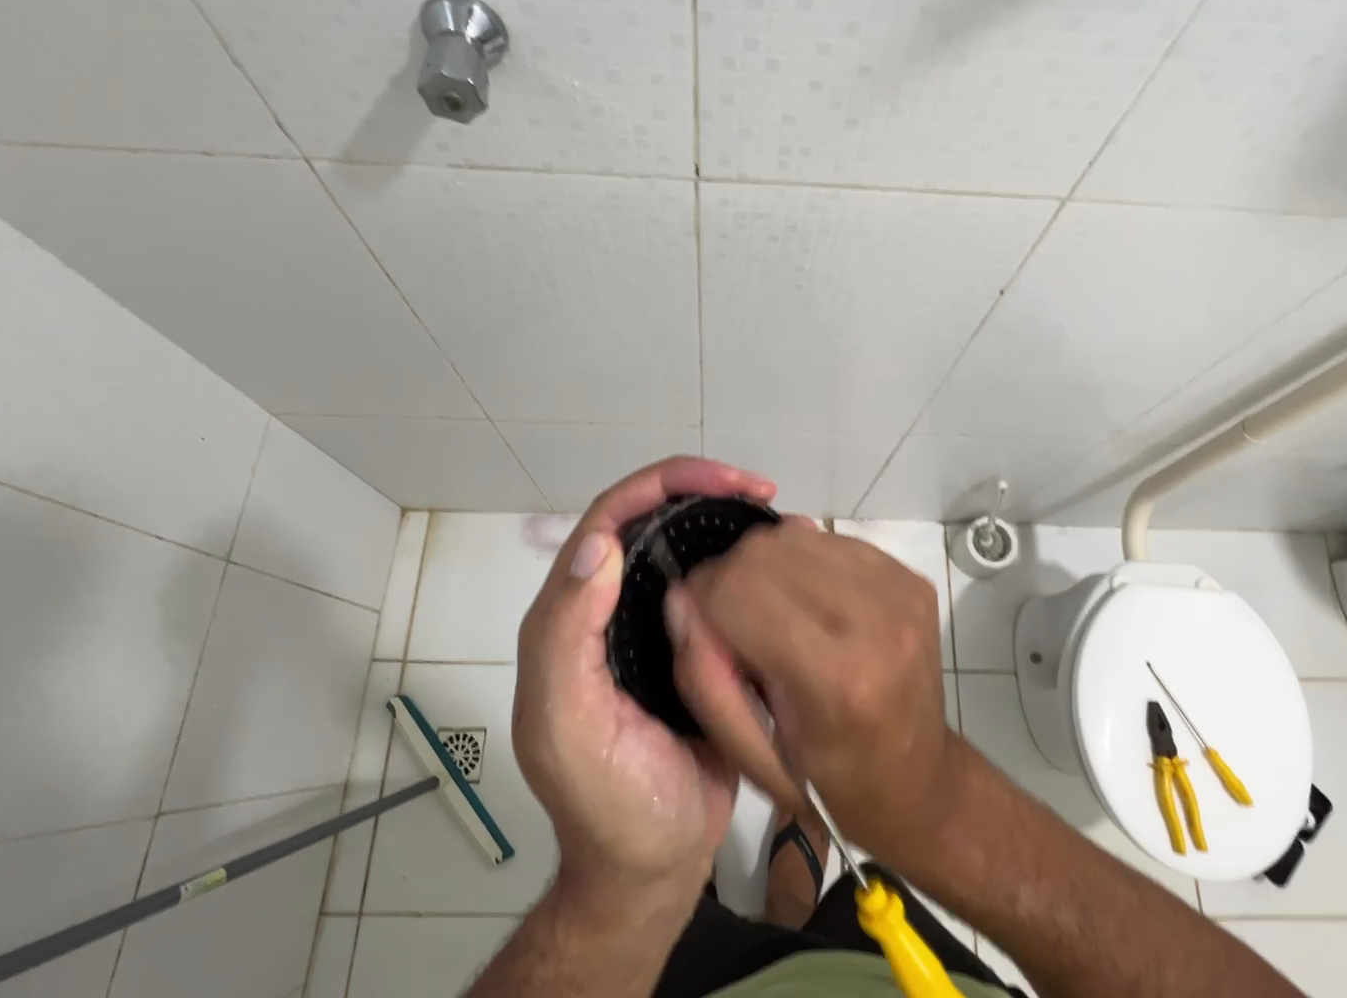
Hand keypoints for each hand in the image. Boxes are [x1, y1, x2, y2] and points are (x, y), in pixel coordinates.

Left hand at [512, 456, 775, 910]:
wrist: (654, 865)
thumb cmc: (606, 801)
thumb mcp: (566, 724)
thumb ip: (566, 636)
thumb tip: (600, 545)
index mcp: (572, 617)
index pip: (609, 521)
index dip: (663, 484)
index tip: (728, 481)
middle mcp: (611, 613)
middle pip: (651, 527)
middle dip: (703, 495)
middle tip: (764, 494)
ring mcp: (654, 633)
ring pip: (686, 557)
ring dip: (726, 530)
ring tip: (779, 523)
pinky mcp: (694, 656)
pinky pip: (717, 600)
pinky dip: (744, 576)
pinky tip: (781, 574)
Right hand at [664, 523, 959, 870]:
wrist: (915, 778)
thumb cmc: (825, 779)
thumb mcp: (749, 753)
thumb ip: (704, 676)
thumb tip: (680, 596)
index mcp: (836, 677)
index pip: (738, 590)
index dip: (702, 596)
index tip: (699, 623)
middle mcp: (876, 622)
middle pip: (764, 552)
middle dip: (730, 577)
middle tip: (732, 620)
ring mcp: (901, 593)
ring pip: (795, 535)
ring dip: (767, 566)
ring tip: (772, 611)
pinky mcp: (913, 577)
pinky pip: (830, 539)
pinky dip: (804, 562)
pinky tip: (809, 602)